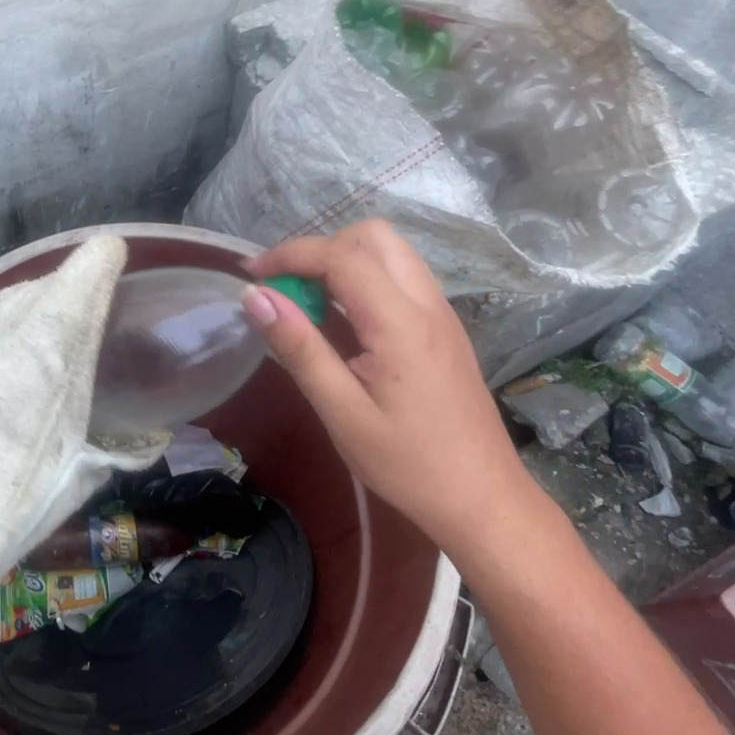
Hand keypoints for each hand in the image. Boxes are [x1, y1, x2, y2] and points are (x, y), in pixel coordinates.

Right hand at [240, 220, 538, 559]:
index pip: (341, 255)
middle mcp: (426, 303)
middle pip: (372, 236)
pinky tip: (341, 320)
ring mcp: (440, 312)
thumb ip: (299, 348)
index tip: (250, 273)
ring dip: (343, 259)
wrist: (483, 499)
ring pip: (390, 251)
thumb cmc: (408, 464)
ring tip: (307, 300)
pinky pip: (400, 277)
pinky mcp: (443, 327)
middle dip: (321, 248)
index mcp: (400, 322)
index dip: (290, 254)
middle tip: (286, 286)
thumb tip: (256, 296)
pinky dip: (363, 278)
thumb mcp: (342, 413)